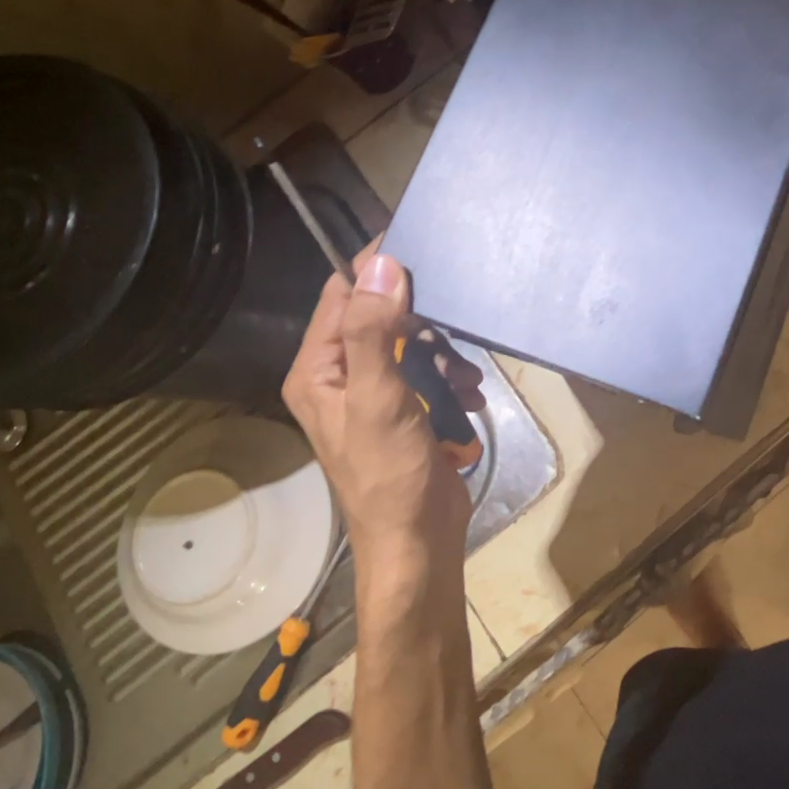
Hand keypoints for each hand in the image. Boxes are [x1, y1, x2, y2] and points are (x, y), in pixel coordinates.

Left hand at [282, 242, 484, 561]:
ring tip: (467, 379)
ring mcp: (376, 396)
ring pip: (412, 346)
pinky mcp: (407, 413)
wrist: (417, 541)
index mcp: (318, 371)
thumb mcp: (379, 398)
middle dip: (422, 322)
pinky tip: (470, 399)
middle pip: (382, 318)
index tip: (418, 247)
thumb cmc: (390, 473)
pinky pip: (430, 376)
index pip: (341, 295)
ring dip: (444, 355)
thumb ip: (374, 331)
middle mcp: (341, 377)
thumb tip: (383, 264)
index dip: (375, 269)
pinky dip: (452, 381)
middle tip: (453, 325)